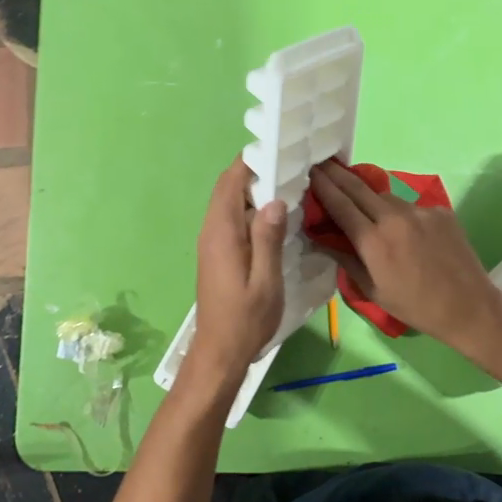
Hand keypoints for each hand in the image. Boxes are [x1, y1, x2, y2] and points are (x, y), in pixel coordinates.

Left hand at [189, 159, 285, 379]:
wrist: (220, 352)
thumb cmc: (245, 319)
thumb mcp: (265, 281)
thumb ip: (268, 239)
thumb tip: (275, 200)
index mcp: (222, 232)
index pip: (230, 182)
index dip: (250, 161)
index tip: (278, 149)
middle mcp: (212, 231)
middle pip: (227, 188)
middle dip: (254, 172)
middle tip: (289, 166)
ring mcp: (212, 242)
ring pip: (228, 202)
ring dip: (253, 190)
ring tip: (287, 186)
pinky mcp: (217, 253)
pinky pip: (230, 218)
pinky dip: (249, 209)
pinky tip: (274, 217)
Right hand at [307, 161, 501, 344]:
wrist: (468, 306)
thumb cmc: (415, 306)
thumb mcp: (372, 290)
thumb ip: (345, 259)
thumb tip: (320, 239)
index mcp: (373, 241)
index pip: (340, 204)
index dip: (323, 186)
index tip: (310, 172)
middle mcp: (394, 218)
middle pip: (358, 188)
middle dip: (337, 174)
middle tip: (323, 164)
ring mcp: (420, 211)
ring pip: (384, 195)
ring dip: (367, 193)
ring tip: (358, 195)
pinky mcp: (440, 210)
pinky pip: (410, 205)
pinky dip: (399, 211)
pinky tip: (401, 225)